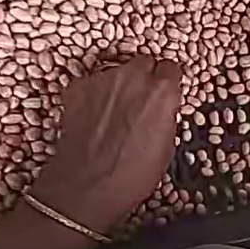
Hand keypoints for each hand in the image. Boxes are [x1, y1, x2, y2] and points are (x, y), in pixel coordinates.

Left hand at [29, 56, 181, 233]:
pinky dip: (96, 94)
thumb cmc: (131, 174)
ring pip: (118, 72)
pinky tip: (97, 117)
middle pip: (144, 63)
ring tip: (118, 114)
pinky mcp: (78, 87)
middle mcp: (133, 77)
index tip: (167, 92)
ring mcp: (102, 80)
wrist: (88, 186)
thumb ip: (166, 116)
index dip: (169, 82)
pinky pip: (93, 83)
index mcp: (162, 92)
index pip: (172, 68)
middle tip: (143, 102)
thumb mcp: (167, 146)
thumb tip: (163, 110)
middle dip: (145, 78)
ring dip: (120, 86)